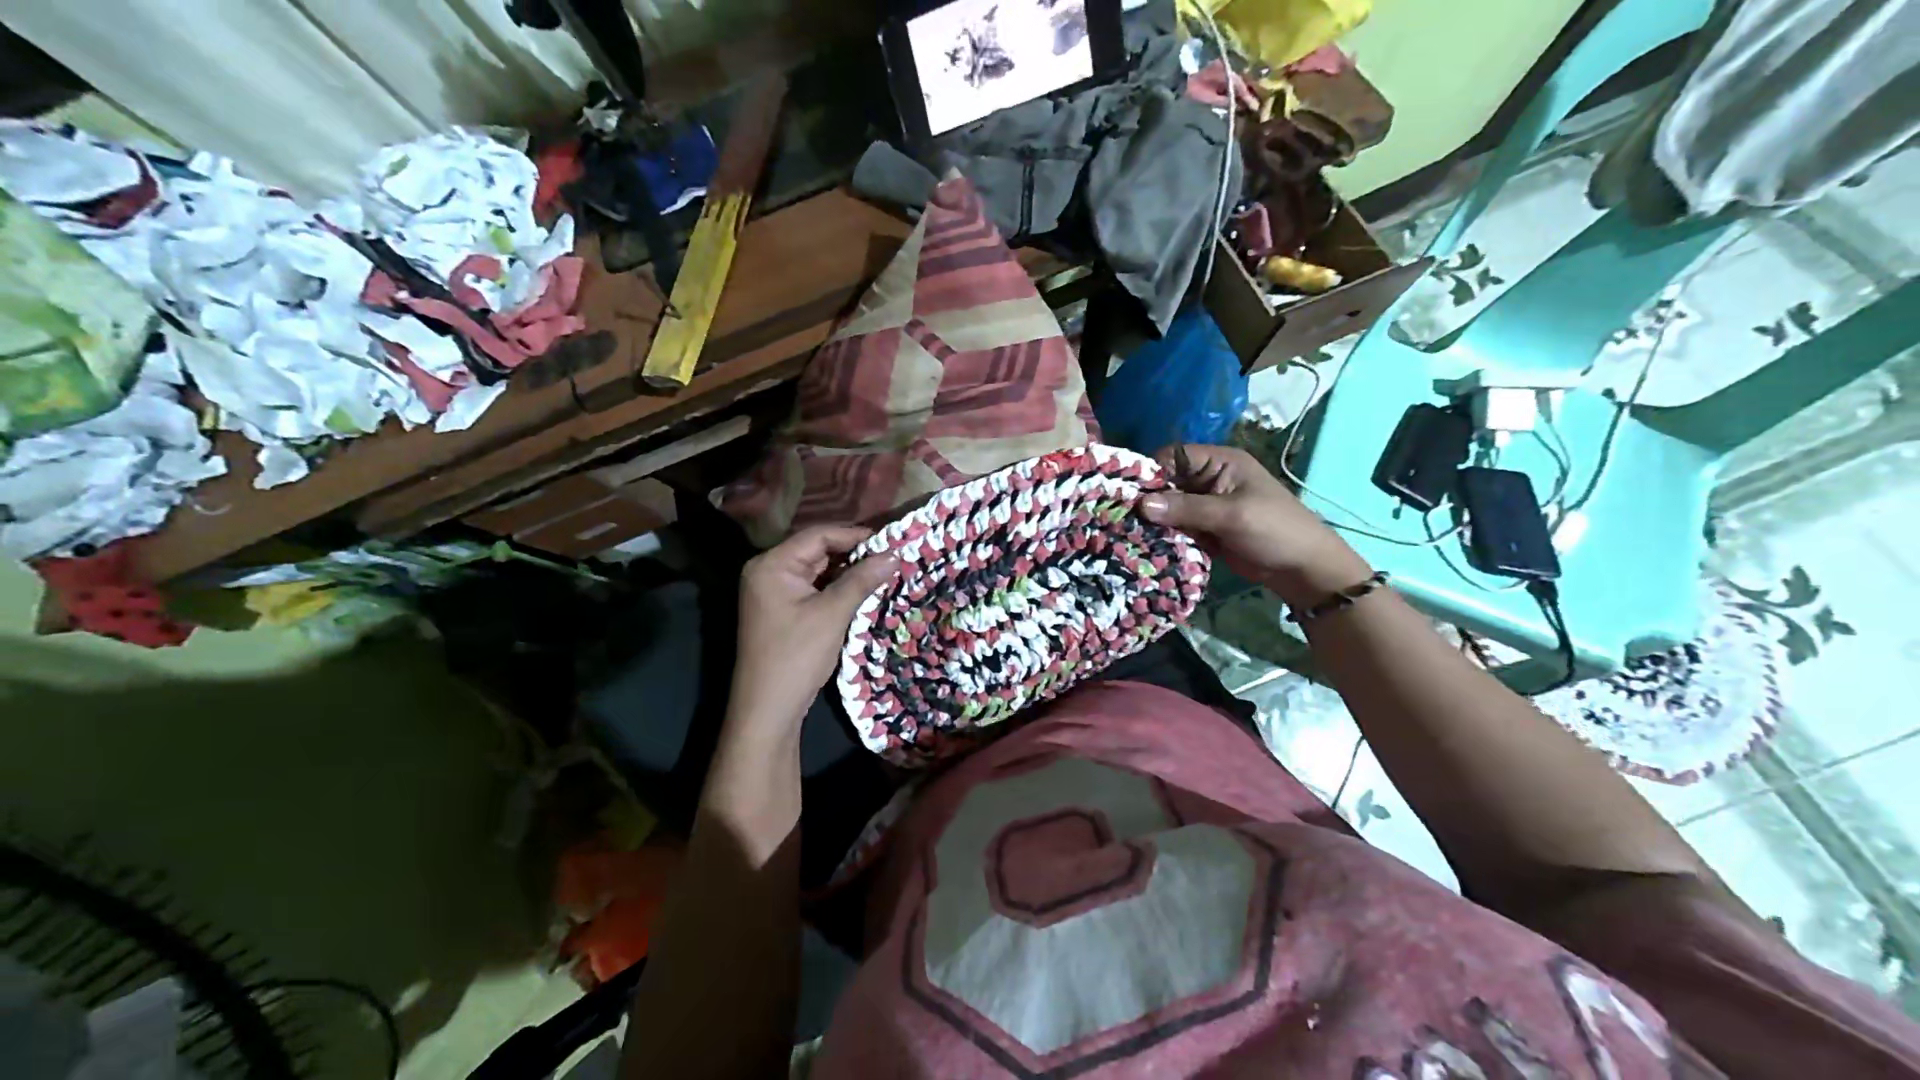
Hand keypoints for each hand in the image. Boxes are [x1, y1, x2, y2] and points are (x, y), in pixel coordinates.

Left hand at [730, 525, 901, 732]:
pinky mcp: (782, 610)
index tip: (891, 541)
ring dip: (849, 571)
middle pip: (817, 550)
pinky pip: (814, 588)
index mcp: (772, 564)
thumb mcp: (832, 614)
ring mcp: (773, 592)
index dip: (855, 535)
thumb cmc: (796, 656)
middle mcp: (768, 571)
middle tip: (892, 555)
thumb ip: (862, 580)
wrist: (767, 710)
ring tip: (884, 570)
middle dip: (854, 553)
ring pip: (818, 570)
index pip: (818, 535)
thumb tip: (895, 554)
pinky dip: (837, 588)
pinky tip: (864, 590)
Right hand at [1136, 443, 1372, 608]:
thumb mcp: (1231, 516)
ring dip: (1152, 520)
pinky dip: (1162, 535)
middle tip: (1121, 517)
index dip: (1150, 471)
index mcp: (1219, 462)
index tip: (1127, 493)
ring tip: (1127, 532)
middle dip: (1147, 499)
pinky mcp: (1203, 528)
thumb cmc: (1274, 531)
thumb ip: (1186, 508)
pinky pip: (1174, 526)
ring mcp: (1205, 505)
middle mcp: (1208, 479)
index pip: (1172, 456)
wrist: (1302, 570)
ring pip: (1167, 506)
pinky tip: (1143, 544)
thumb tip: (1141, 504)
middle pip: (1165, 481)